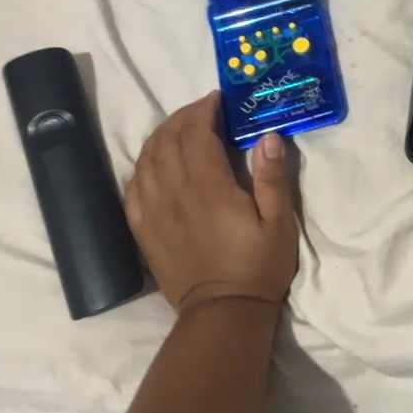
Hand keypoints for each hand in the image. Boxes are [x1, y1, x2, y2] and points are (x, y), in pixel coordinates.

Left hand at [123, 91, 298, 311]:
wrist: (222, 313)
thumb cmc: (258, 266)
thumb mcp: (280, 222)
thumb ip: (272, 178)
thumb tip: (268, 137)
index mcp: (209, 189)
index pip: (196, 135)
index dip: (204, 111)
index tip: (218, 100)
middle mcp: (175, 195)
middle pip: (167, 141)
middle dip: (183, 117)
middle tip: (204, 109)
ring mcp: (153, 212)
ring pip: (147, 160)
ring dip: (162, 135)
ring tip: (181, 127)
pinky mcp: (143, 229)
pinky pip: (133, 187)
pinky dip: (143, 164)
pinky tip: (155, 161)